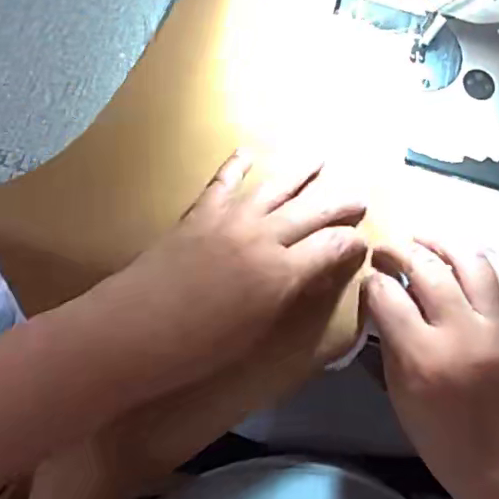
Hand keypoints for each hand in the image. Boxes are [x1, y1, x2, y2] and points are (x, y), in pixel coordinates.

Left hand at [96, 151, 368, 383]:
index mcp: (282, 272)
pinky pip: (223, 181)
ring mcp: (229, 218)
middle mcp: (262, 236)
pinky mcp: (199, 212)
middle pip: (311, 210)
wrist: (136, 328)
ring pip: (273, 186)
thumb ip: (286, 296)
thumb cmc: (200, 347)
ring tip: (318, 158)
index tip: (363, 241)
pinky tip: (248, 151)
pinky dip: (236, 165)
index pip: (331, 247)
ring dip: (299, 171)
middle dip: (339, 203)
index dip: (351, 243)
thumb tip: (307, 277)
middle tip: (359, 197)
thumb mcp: (257, 330)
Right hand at [366, 240, 498, 498]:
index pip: (387, 294)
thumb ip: (391, 342)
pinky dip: (490, 260)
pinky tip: (471, 255)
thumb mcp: (401, 396)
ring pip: (472, 261)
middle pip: (427, 266)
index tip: (368, 279)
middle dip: (399, 250)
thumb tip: (381, 301)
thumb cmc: (447, 444)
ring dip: (443, 242)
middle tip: (386, 251)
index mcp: (424, 357)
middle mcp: (464, 334)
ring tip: (424, 239)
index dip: (372, 281)